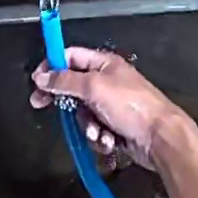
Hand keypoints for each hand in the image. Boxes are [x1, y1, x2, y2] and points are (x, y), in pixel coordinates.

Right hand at [30, 47, 189, 169]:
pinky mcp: (115, 126)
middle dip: (64, 100)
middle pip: (73, 86)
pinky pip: (95, 130)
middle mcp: (107, 81)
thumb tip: (42, 76)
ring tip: (99, 132)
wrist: (160, 138)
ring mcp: (111, 105)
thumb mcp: (94, 87)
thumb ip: (65, 80)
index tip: (36, 80)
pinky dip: (99, 137)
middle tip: (40, 104)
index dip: (52, 66)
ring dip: (87, 126)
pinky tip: (110, 141)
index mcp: (104, 64)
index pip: (70, 57)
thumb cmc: (131, 105)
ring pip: (83, 113)